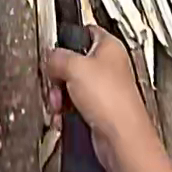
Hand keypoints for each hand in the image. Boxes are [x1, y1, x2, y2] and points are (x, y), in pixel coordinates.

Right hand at [45, 27, 171, 171]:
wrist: (122, 140)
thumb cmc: (111, 100)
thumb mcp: (74, 66)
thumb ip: (56, 57)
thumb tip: (49, 58)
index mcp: (109, 46)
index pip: (85, 31)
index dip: (69, 38)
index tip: (56, 48)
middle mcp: (110, 66)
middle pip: (75, 62)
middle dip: (59, 75)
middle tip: (56, 82)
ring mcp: (106, 90)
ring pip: (73, 85)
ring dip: (60, 95)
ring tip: (58, 103)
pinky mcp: (101, 112)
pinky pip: (76, 106)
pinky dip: (66, 111)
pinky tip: (62, 117)